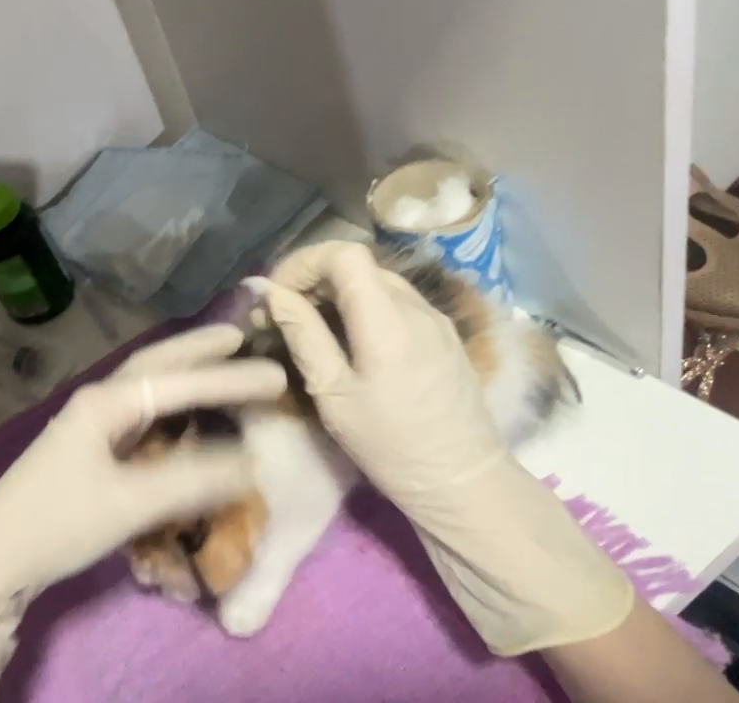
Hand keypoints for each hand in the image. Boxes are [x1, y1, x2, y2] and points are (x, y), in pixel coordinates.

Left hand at [0, 325, 283, 702]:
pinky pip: (138, 413)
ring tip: (218, 361)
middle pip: (153, 365)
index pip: (176, 381)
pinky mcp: (87, 449)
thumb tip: (249, 464)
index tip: (276, 375)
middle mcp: (95, 402)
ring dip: (181, 372)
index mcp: (103, 403)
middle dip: (197, 350)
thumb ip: (189, 482)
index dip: (227, 378)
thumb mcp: (128, 503)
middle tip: (239, 336)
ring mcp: (88, 424)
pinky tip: (181, 411)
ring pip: (144, 386)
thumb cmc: (59, 523)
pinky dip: (167, 404)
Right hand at [254, 242, 633, 656]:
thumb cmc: (391, 445)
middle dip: (315, 277)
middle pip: (359, 264)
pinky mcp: (445, 336)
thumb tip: (272, 293)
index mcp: (387, 320)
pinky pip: (398, 302)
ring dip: (339, 292)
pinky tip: (352, 342)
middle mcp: (417, 308)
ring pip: (378, 281)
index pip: (344, 253)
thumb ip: (303, 335)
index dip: (303, 262)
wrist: (466, 485)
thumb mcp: (332, 394)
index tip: (278, 295)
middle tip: (286, 313)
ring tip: (314, 328)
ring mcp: (437, 320)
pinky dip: (365, 306)